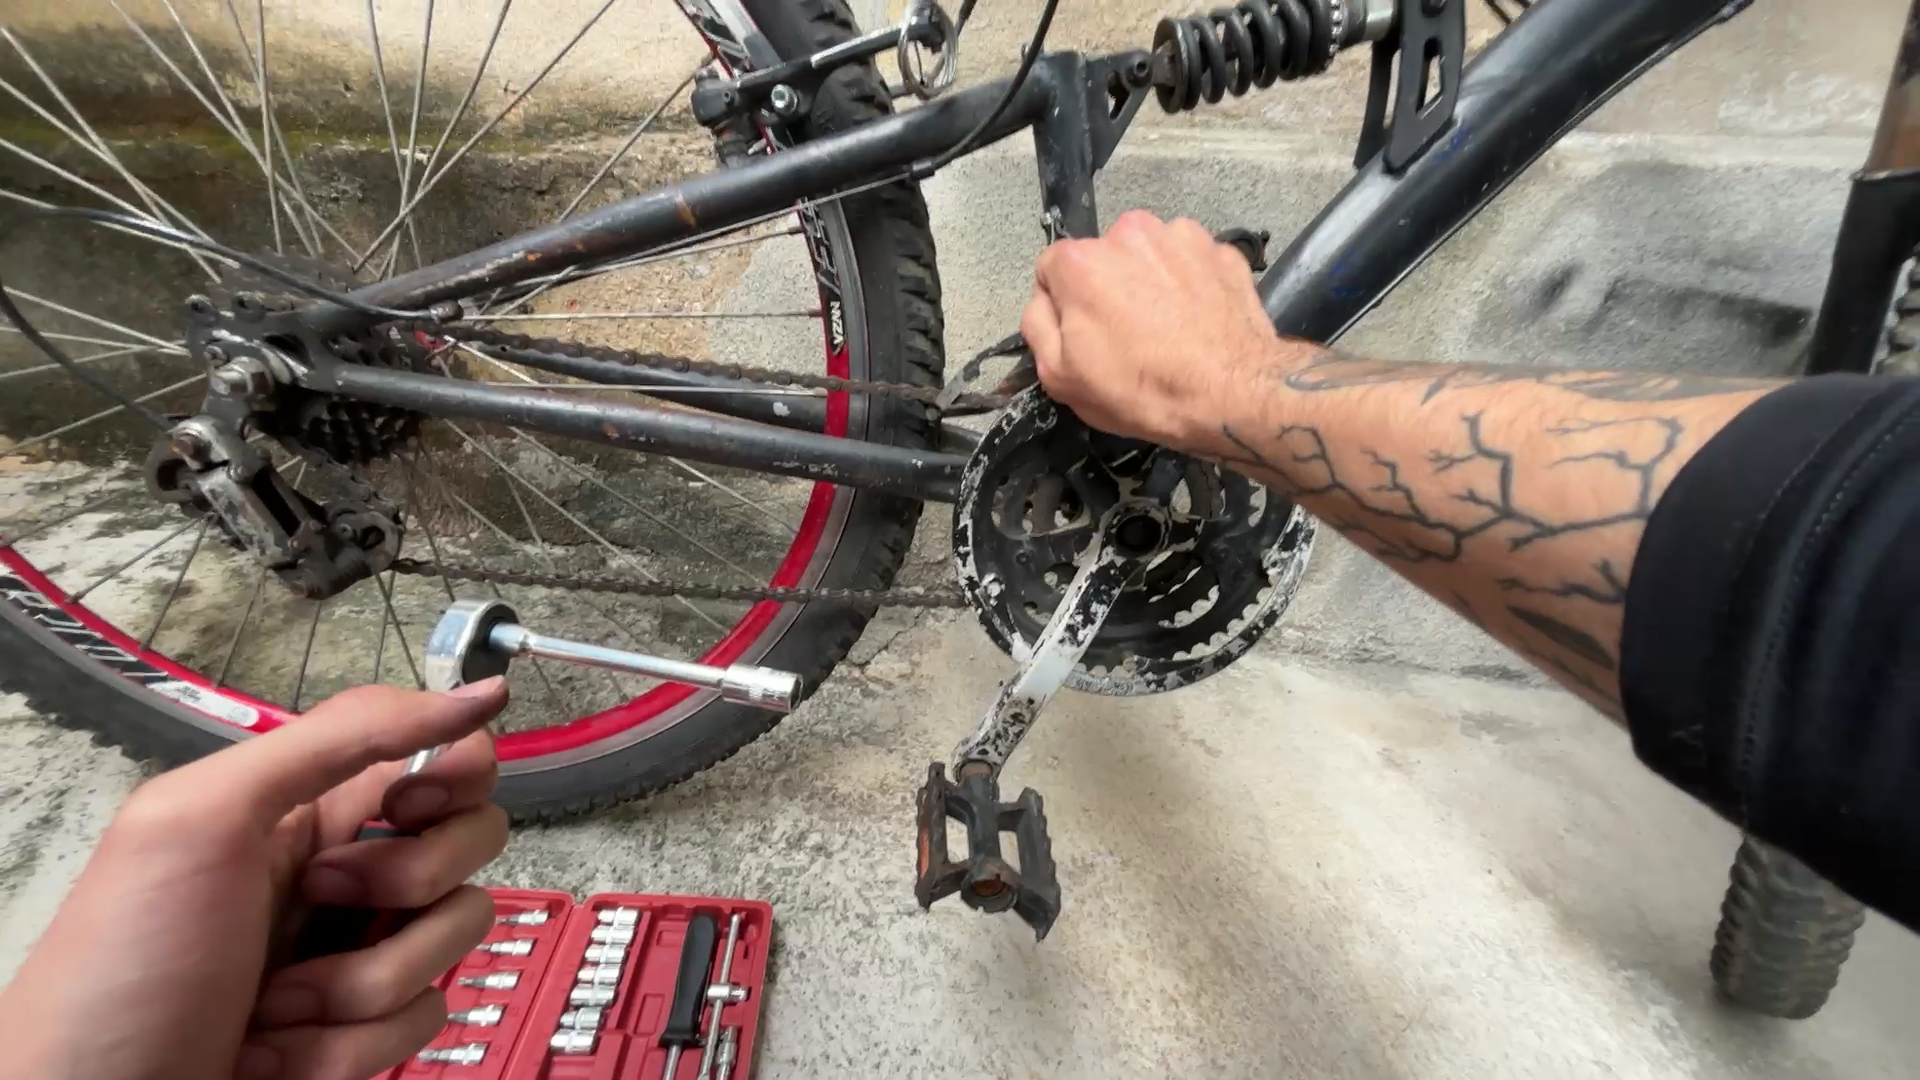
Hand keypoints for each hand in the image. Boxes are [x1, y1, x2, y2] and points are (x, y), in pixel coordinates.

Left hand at [0, 680, 510, 1079]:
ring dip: (370, 979)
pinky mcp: (377, 1023)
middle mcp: (366, 867)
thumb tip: (491, 690)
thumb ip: (346, 734)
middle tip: (322, 901)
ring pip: (463, 925)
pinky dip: (353, 1043)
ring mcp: (376, 947)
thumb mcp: (201, 818)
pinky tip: (279, 1054)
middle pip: (479, 835)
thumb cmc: (121, 967)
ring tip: (276, 1009)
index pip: (455, 754)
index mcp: (329, 807)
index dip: (459, 775)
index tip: (410, 810)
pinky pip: (428, 1012)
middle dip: (414, 879)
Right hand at [1023, 210, 1305, 448]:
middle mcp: (1128, 234)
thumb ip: (1036, 327)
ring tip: (1162, 334)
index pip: (1050, 269)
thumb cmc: (1144, 390)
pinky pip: (1187, 266)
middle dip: (1106, 292)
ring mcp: (1179, 237)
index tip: (1079, 335)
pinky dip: (1185, 288)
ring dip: (1147, 287)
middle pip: (1100, 260)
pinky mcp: (1219, 250)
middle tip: (1123, 340)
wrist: (1230, 394)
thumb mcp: (1059, 377)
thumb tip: (1042, 304)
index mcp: (1081, 263)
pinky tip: (1191, 325)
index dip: (1060, 306)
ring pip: (1146, 259)